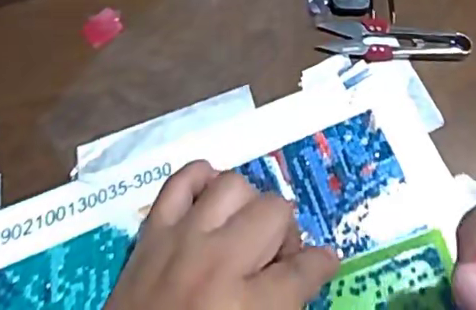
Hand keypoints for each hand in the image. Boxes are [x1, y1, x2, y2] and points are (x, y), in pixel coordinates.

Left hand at [106, 161, 340, 309]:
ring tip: (244, 230)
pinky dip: (200, 180)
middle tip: (278, 258)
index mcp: (246, 308)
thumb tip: (306, 276)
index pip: (301, 272)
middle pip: (273, 212)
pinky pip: (181, 179)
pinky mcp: (150, 231)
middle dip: (285, 233)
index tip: (325, 263)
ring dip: (246, 206)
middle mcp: (218, 262)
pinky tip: (210, 199)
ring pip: (233, 186)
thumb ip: (281, 308)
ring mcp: (181, 238)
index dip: (320, 266)